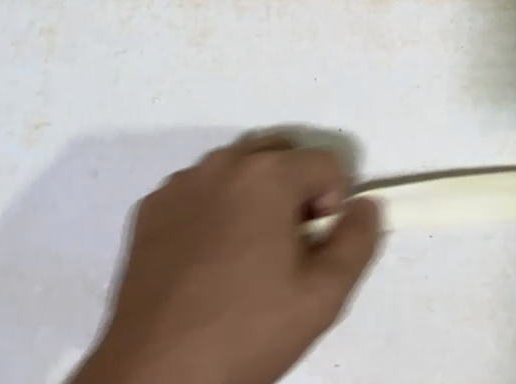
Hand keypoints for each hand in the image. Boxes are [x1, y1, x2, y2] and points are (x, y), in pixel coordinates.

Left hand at [71, 135, 382, 383]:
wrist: (157, 370)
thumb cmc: (246, 331)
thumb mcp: (323, 297)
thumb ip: (357, 241)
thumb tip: (366, 205)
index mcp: (267, 174)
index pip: (326, 163)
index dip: (333, 204)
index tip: (315, 248)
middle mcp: (220, 164)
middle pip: (278, 154)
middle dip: (293, 189)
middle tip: (286, 249)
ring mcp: (179, 183)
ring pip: (234, 171)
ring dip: (251, 197)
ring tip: (244, 260)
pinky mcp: (150, 207)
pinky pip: (196, 193)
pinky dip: (210, 212)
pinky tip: (205, 264)